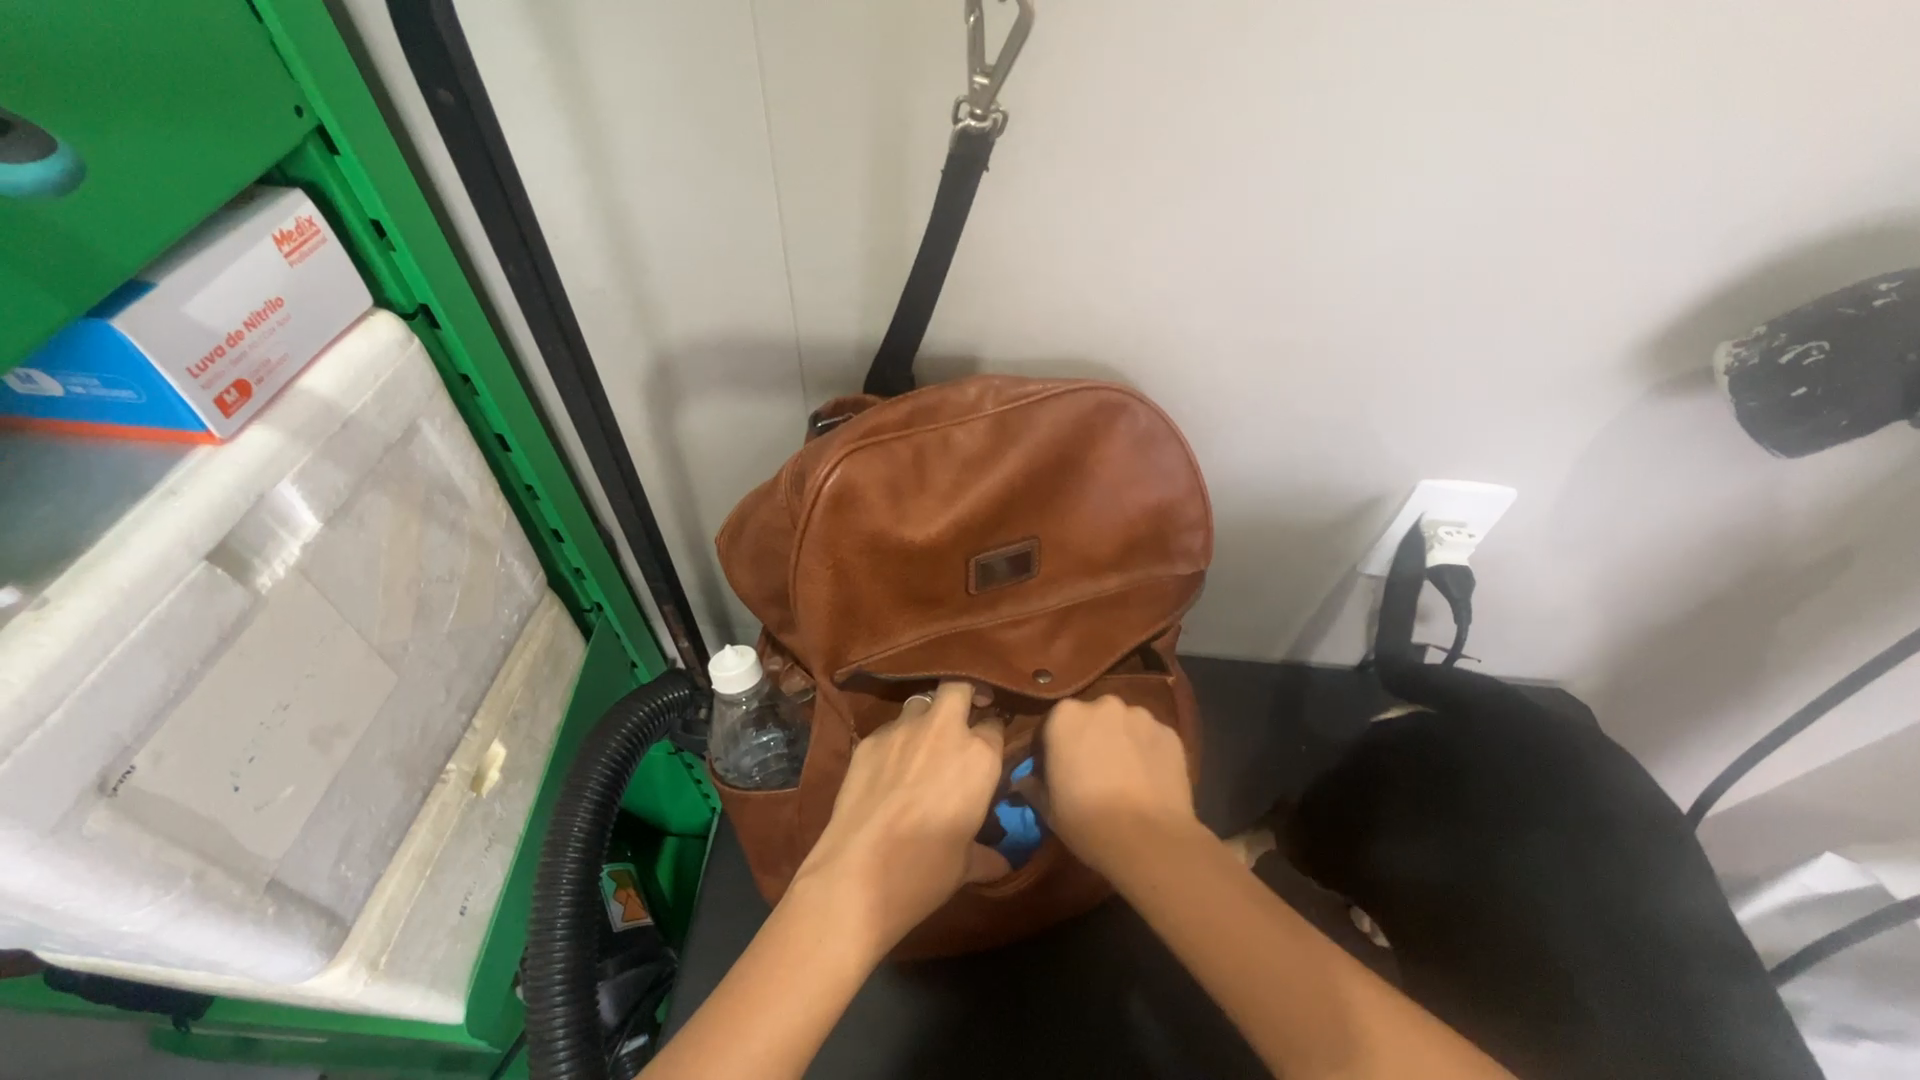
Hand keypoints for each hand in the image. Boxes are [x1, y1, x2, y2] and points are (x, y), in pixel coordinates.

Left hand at [789, 681, 1010, 956]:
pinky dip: (895, 739)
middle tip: (964, 714)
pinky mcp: (868, 740)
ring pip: (920, 702)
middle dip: (964, 694)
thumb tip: (1002, 864)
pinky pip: (888, 728)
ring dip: (926, 715)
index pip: (996, 724)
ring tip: (923, 741)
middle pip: (959, 686)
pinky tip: (888, 765)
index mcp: (980, 756)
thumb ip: (986, 853)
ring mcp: (902, 730)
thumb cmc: (925, 871)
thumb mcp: (966, 865)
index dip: (993, 733)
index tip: (990, 745)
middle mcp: (944, 731)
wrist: (858, 874)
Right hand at [1040, 695, 1199, 879]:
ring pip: (1124, 725)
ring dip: (1120, 741)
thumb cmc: (1087, 820)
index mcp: (1065, 716)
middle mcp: (1103, 705)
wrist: (1148, 839)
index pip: (1052, 724)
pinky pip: (1151, 738)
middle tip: (1092, 773)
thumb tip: (1023, 782)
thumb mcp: (1048, 808)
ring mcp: (1141, 717)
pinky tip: (1148, 780)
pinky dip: (1147, 752)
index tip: (1056, 771)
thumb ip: (1033, 786)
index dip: (1052, 749)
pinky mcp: (1171, 733)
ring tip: (1125, 776)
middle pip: (1091, 719)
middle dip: (1090, 739)